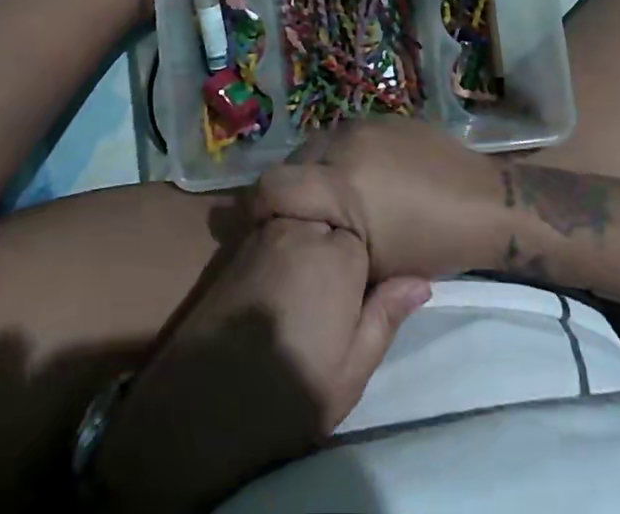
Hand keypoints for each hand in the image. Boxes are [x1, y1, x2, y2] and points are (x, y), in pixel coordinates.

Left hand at [93, 218, 429, 512]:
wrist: (199, 407)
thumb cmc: (288, 391)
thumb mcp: (352, 368)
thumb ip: (385, 315)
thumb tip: (420, 280)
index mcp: (336, 254)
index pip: (365, 229)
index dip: (368, 255)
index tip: (367, 282)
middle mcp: (298, 230)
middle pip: (332, 212)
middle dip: (341, 235)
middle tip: (340, 281)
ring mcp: (261, 235)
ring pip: (301, 215)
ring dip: (311, 234)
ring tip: (310, 280)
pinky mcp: (235, 249)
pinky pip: (273, 225)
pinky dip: (284, 238)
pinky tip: (281, 276)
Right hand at [253, 118, 516, 280]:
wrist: (488, 204)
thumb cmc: (433, 246)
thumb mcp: (373, 264)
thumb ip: (325, 248)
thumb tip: (288, 244)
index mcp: (341, 184)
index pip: (272, 187)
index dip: (257, 208)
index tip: (264, 226)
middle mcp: (345, 144)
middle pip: (293, 161)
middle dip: (294, 188)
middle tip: (310, 214)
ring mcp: (367, 124)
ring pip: (317, 144)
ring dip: (318, 169)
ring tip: (338, 194)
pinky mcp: (386, 116)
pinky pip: (346, 135)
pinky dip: (344, 155)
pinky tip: (366, 175)